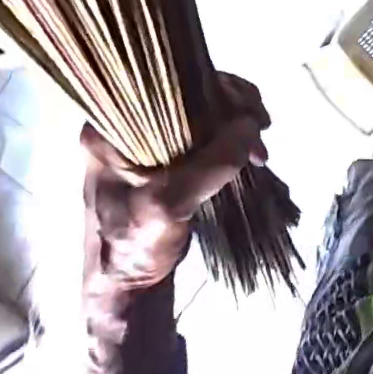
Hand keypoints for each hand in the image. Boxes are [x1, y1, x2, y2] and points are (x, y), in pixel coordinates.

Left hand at [80, 73, 268, 373]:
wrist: (127, 292)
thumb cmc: (132, 246)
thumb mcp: (169, 204)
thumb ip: (210, 164)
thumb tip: (249, 126)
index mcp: (110, 124)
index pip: (167, 81)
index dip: (213, 87)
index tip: (247, 109)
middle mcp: (127, 123)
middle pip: (188, 92)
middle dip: (232, 107)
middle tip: (262, 129)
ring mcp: (148, 140)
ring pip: (201, 112)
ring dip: (236, 124)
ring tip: (259, 150)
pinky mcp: (166, 157)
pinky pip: (204, 133)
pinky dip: (230, 139)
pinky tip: (249, 153)